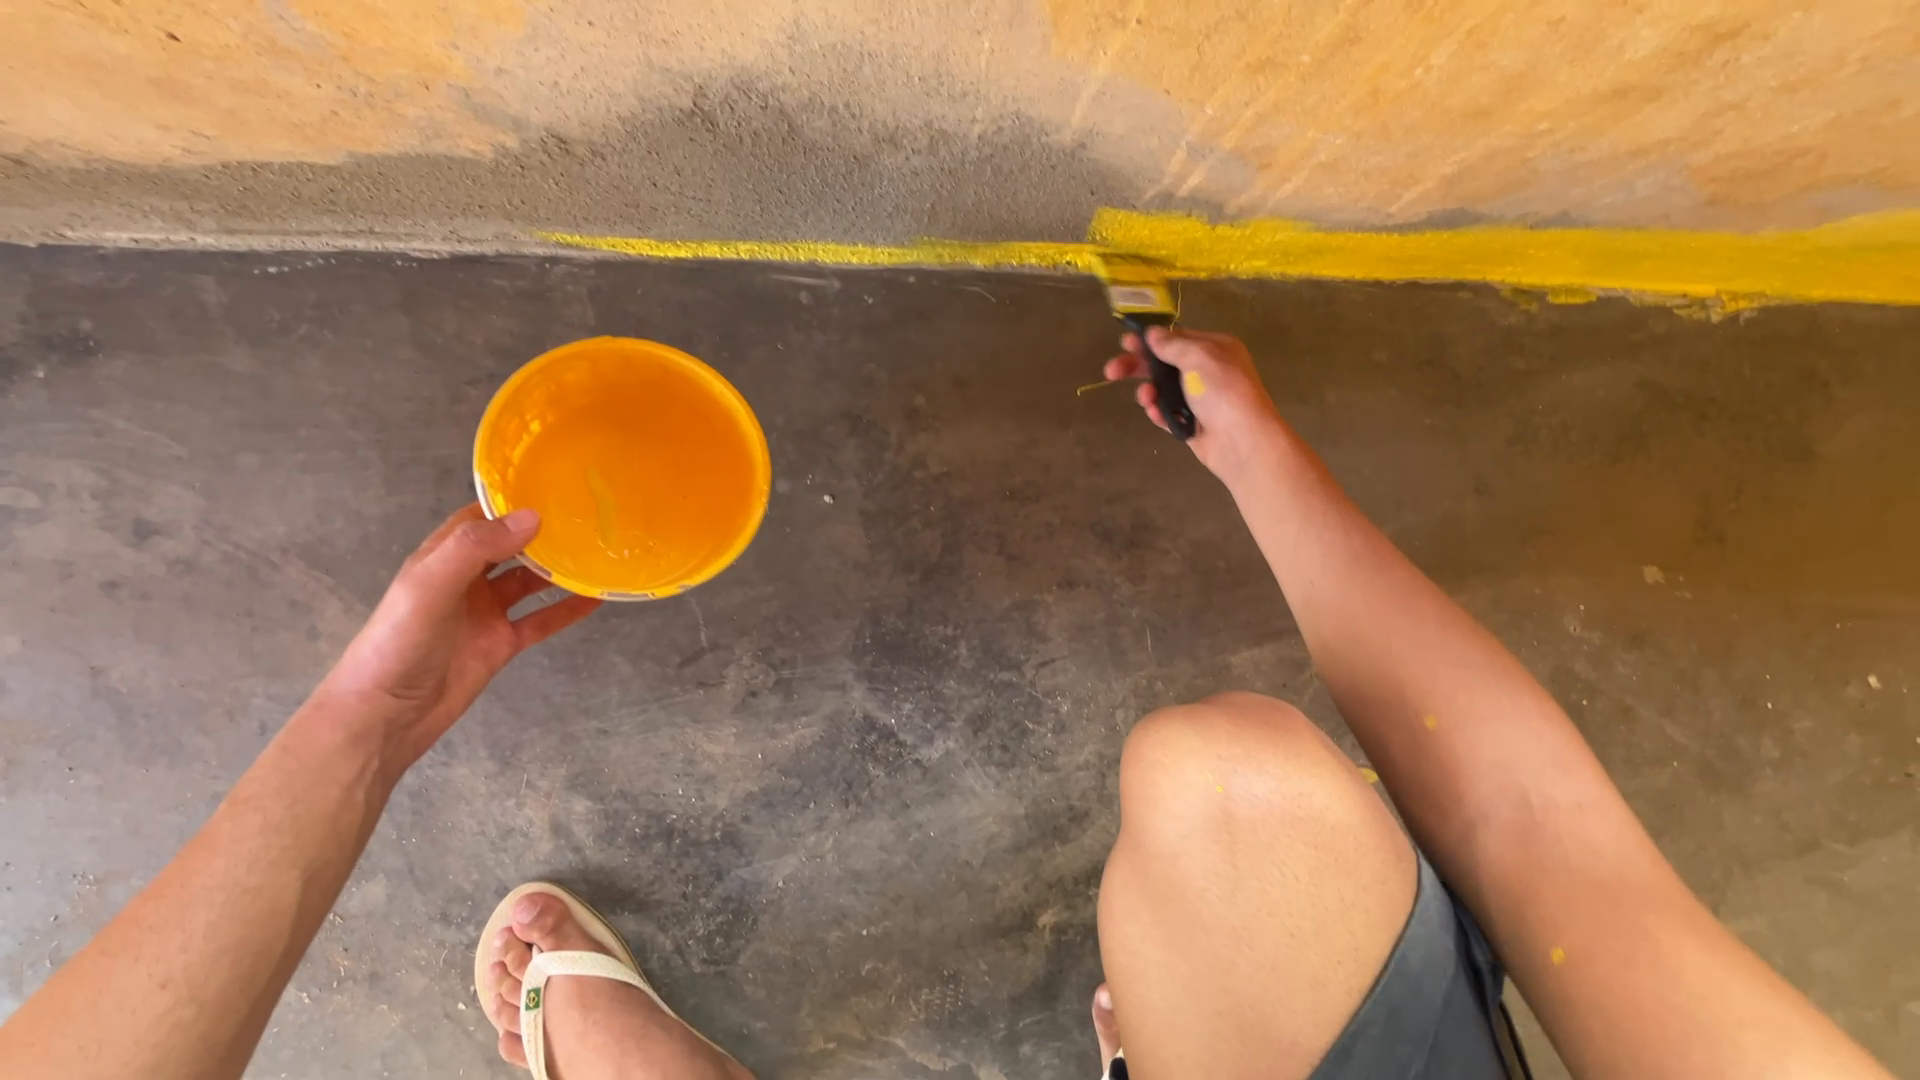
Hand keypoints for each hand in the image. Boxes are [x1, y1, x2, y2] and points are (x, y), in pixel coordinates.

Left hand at [312, 504, 600, 773]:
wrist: (385, 716)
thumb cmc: (399, 643)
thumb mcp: (430, 587)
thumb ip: (476, 549)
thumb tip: (534, 517)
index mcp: (443, 558)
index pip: (482, 518)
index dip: (514, 502)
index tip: (557, 488)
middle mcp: (467, 580)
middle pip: (512, 547)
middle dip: (545, 533)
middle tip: (590, 518)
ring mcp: (486, 613)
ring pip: (532, 582)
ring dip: (561, 570)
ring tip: (600, 554)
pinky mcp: (502, 643)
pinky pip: (542, 620)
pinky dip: (568, 610)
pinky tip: (597, 600)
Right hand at [1105, 326, 1295, 487]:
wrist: (1241, 440)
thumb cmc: (1223, 391)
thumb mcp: (1199, 358)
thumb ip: (1173, 345)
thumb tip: (1152, 333)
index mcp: (1214, 349)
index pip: (1176, 338)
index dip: (1150, 340)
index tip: (1126, 342)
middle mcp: (1206, 371)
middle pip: (1164, 364)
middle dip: (1138, 367)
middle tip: (1112, 371)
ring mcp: (1198, 399)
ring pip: (1162, 390)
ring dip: (1149, 391)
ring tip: (1146, 398)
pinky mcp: (1190, 422)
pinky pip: (1166, 413)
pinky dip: (1158, 412)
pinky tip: (1155, 414)